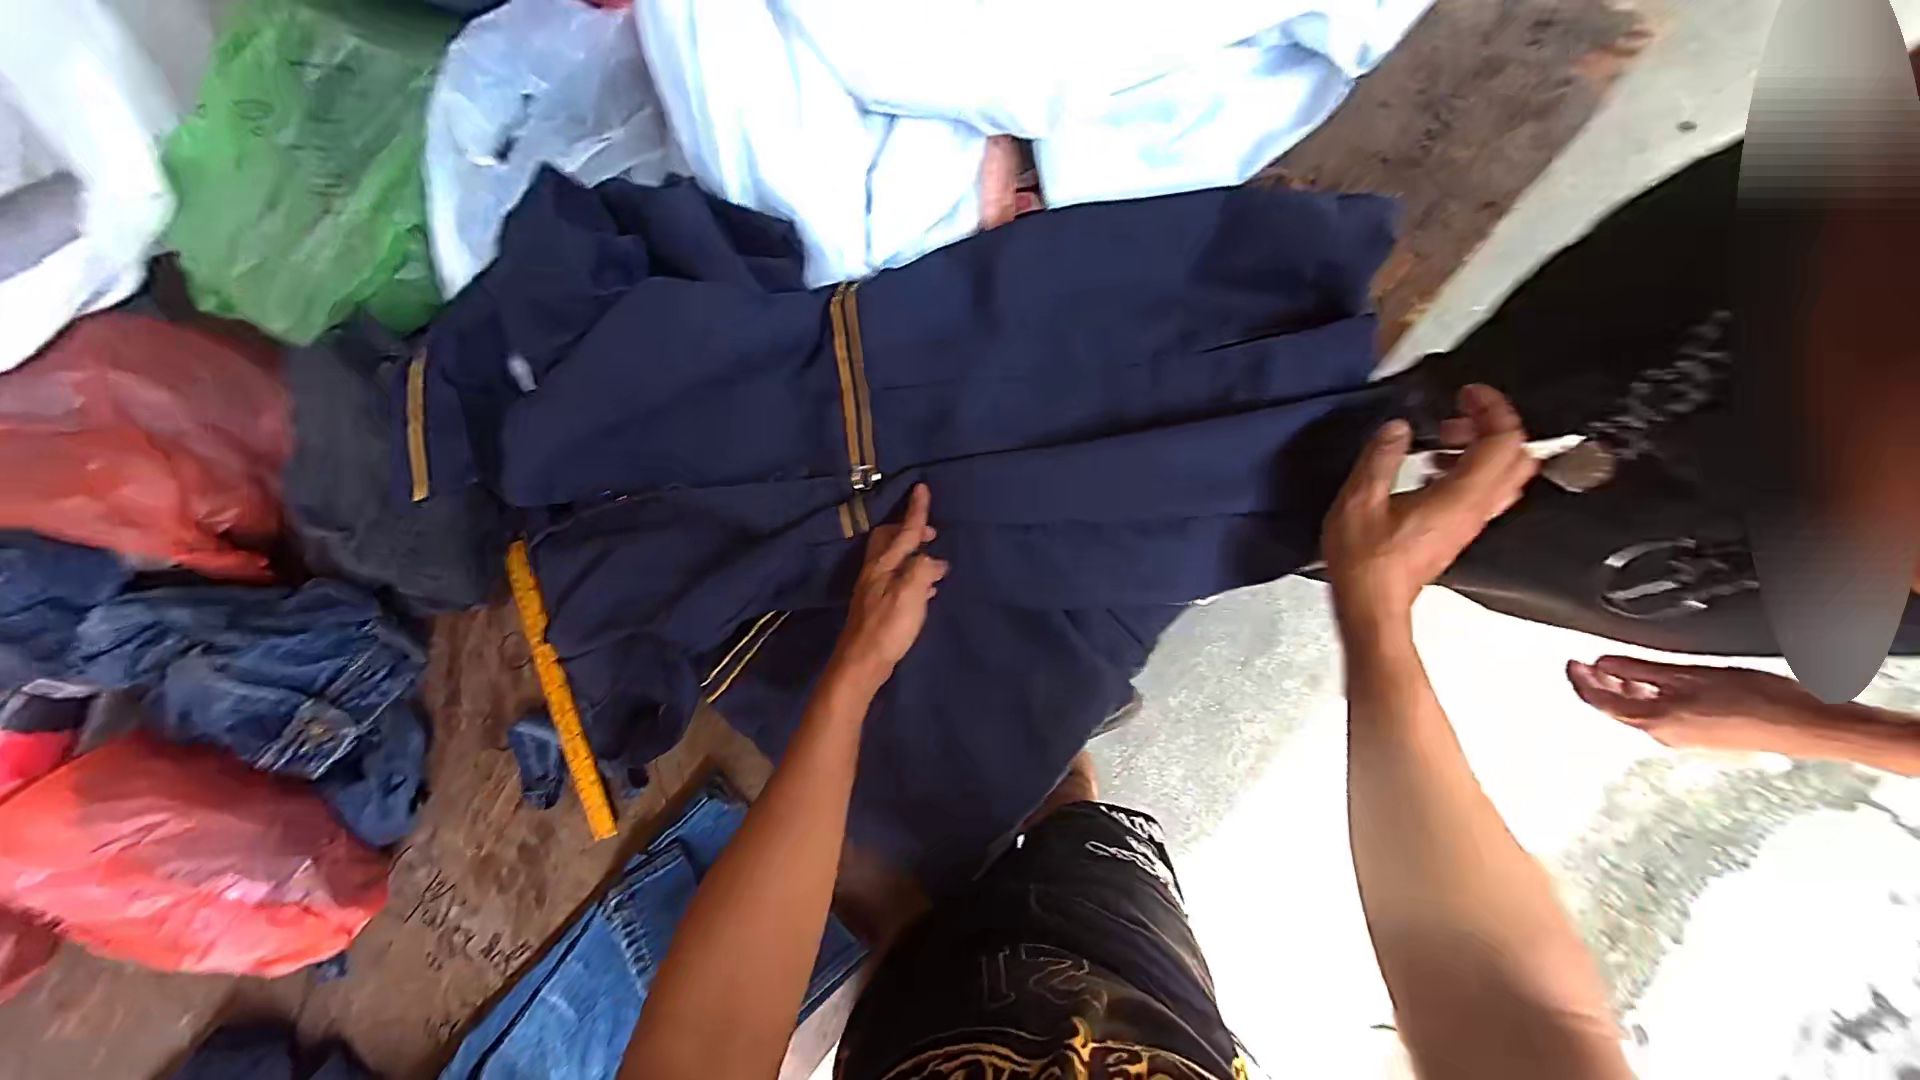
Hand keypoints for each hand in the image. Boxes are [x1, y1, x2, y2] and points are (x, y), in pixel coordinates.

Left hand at [829, 483, 948, 690]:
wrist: (861, 663)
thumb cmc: (888, 627)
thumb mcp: (911, 594)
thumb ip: (923, 569)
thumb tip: (934, 560)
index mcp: (883, 564)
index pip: (904, 531)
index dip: (915, 510)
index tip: (921, 487)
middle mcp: (875, 571)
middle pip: (890, 539)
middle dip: (909, 530)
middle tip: (930, 532)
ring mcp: (874, 588)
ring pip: (894, 558)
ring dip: (912, 552)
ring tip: (932, 556)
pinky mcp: (878, 605)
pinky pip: (898, 577)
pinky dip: (913, 573)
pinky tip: (926, 586)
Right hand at [1322, 384, 1537, 619]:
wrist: (1372, 601)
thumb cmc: (1365, 558)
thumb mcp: (1359, 500)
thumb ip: (1381, 458)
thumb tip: (1398, 428)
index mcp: (1459, 496)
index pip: (1502, 440)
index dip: (1492, 408)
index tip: (1467, 394)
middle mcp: (1476, 508)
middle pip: (1516, 456)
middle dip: (1491, 427)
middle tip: (1455, 418)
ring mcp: (1470, 522)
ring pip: (1503, 475)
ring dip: (1480, 449)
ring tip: (1439, 442)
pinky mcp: (1458, 531)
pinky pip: (1483, 492)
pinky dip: (1468, 470)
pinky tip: (1429, 471)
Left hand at [1566, 656, 1826, 751]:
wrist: (1817, 726)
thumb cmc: (1762, 701)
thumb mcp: (1688, 674)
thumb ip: (1638, 669)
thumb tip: (1603, 662)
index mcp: (1653, 721)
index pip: (1596, 700)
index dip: (1579, 679)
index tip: (1572, 663)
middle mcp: (1662, 735)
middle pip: (1613, 707)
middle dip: (1598, 683)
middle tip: (1590, 664)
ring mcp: (1683, 739)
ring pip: (1636, 711)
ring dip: (1622, 689)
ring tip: (1618, 670)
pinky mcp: (1702, 738)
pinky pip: (1660, 716)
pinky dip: (1647, 698)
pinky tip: (1654, 685)